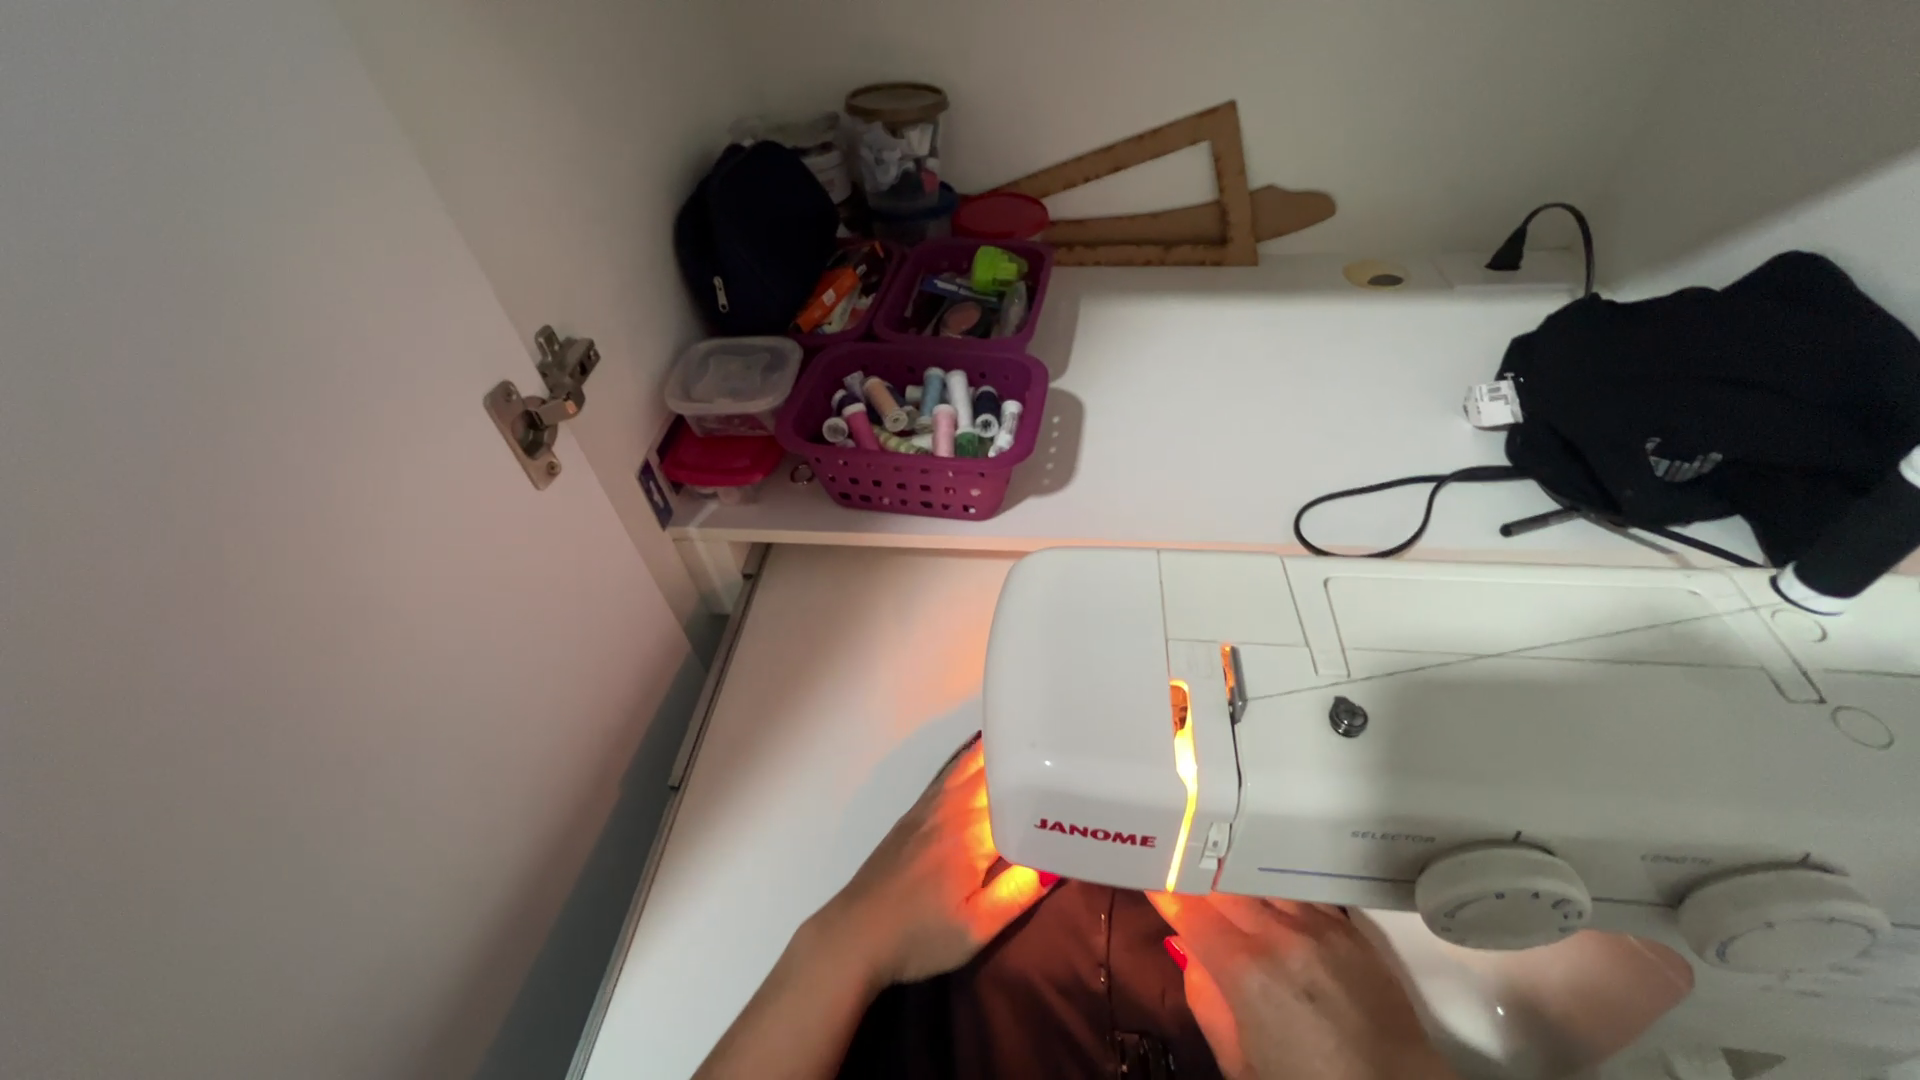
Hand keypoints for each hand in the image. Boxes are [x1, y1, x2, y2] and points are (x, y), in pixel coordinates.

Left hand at [808, 737, 1049, 987]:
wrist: (853, 937)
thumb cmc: (919, 937)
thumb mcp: (976, 928)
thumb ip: (1017, 892)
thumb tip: (1055, 860)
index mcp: (970, 833)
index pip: (1013, 794)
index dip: (1040, 779)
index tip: (1069, 767)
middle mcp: (949, 809)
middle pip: (987, 770)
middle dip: (1018, 756)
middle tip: (1052, 747)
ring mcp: (926, 810)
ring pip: (964, 768)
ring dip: (992, 753)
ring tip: (1021, 743)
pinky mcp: (911, 818)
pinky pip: (947, 777)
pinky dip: (968, 764)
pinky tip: (978, 767)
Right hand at [1150, 892, 1457, 1079]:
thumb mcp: (1238, 1061)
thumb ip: (1205, 999)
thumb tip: (1190, 950)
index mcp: (1244, 971)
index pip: (1187, 908)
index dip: (1163, 889)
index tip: (1147, 874)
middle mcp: (1280, 935)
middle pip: (1221, 886)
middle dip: (1193, 879)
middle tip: (1174, 868)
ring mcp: (1320, 926)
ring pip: (1259, 881)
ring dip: (1233, 882)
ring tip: (1215, 876)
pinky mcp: (1349, 929)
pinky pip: (1298, 894)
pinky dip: (1273, 893)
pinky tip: (1264, 898)